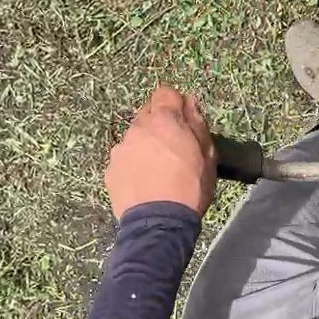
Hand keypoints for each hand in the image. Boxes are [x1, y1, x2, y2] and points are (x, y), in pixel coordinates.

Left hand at [106, 86, 215, 217]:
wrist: (159, 224)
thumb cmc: (190, 187)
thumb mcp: (207, 155)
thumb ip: (197, 124)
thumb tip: (190, 104)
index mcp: (164, 120)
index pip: (165, 93)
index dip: (176, 104)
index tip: (184, 120)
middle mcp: (138, 128)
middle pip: (148, 113)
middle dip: (160, 124)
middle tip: (174, 147)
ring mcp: (121, 150)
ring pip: (135, 137)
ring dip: (146, 144)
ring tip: (158, 169)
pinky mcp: (110, 170)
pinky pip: (124, 158)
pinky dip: (134, 164)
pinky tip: (144, 182)